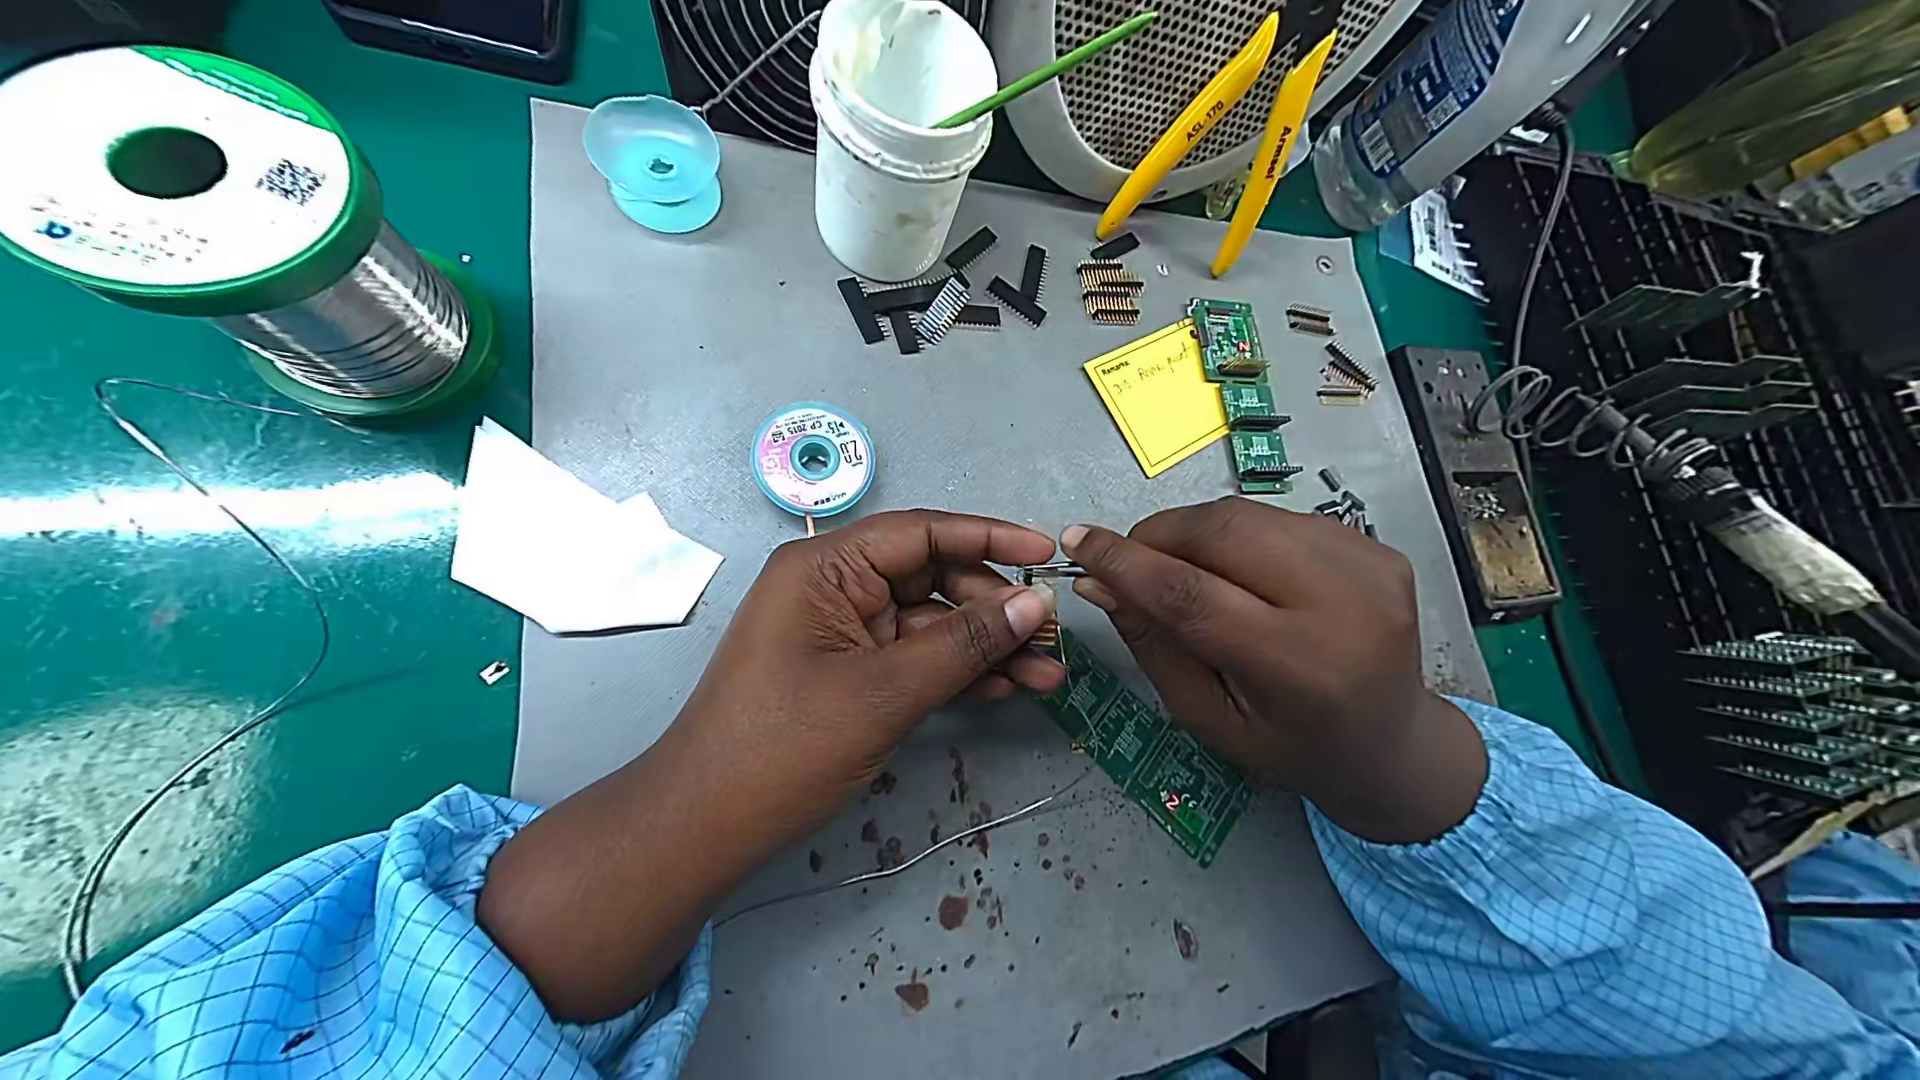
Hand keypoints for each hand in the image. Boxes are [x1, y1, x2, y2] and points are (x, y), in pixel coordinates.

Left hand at [481, 510, 1061, 1020]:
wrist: (707, 827)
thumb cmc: (786, 746)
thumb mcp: (886, 691)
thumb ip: (965, 643)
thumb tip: (1034, 605)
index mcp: (825, 566)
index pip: (921, 532)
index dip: (989, 538)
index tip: (1046, 552)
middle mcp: (835, 586)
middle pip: (933, 578)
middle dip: (994, 608)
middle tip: (1051, 639)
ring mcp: (844, 630)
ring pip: (931, 622)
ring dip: (986, 647)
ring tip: (1046, 674)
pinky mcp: (852, 670)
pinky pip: (915, 657)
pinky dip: (956, 672)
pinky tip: (1004, 689)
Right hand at [1061, 497, 1485, 844]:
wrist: (1392, 744)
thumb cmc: (1288, 745)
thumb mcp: (1205, 716)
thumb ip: (1152, 644)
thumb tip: (1099, 583)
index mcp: (1300, 669)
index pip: (1191, 594)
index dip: (1124, 562)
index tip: (1077, 542)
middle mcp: (1346, 606)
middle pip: (1222, 533)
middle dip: (1157, 535)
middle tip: (1128, 559)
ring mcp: (1370, 567)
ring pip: (1245, 514)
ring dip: (1192, 530)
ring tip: (1176, 565)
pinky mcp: (1377, 547)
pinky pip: (1276, 517)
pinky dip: (1234, 533)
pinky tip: (1233, 568)